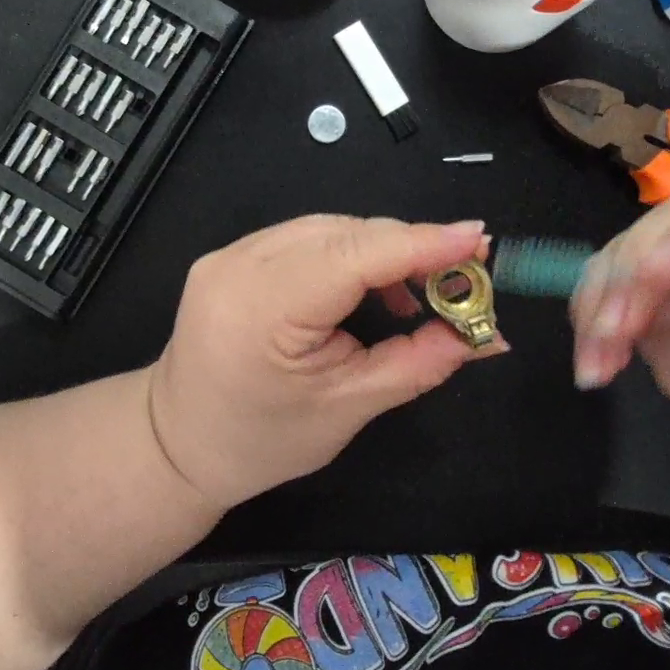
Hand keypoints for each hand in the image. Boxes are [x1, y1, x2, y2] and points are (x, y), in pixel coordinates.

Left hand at [149, 215, 499, 507]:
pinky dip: (346, 253)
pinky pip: (303, 237)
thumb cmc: (262, 441)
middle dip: (407, 247)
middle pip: (342, 233)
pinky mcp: (230, 254)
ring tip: (418, 292)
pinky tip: (370, 285)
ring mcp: (228, 253)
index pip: (352, 256)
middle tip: (464, 273)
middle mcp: (238, 264)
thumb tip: (490, 335)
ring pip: (326, 228)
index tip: (478, 238)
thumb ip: (419, 362)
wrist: (179, 440)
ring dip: (379, 249)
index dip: (419, 244)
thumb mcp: (348, 408)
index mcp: (261, 308)